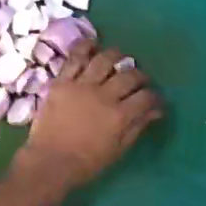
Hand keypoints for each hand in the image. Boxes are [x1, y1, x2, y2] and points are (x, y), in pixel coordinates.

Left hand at [12, 40, 161, 196]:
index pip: (145, 97)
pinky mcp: (62, 81)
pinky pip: (75, 58)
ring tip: (118, 55)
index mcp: (120, 115)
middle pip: (128, 75)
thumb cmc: (86, 162)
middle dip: (138, 74)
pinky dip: (84, 47)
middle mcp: (104, 95)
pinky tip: (92, 43)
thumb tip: (155, 111)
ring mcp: (82, 85)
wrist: (50, 160)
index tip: (154, 97)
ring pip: (104, 60)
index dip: (154, 96)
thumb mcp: (118, 150)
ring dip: (115, 55)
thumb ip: (137, 127)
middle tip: (138, 77)